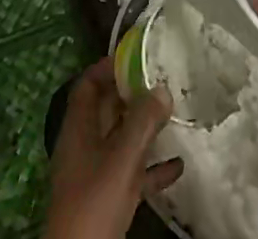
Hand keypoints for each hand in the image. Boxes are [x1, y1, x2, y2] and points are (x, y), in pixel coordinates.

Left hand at [44, 59, 183, 238]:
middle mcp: (85, 145)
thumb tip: (162, 88)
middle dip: (133, 95)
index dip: (107, 68)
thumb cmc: (95, 200)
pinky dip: (153, 167)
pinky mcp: (108, 198)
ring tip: (175, 116)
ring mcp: (96, 173)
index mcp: (78, 128)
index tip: (135, 57)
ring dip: (146, 130)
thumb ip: (141, 122)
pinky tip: (179, 166)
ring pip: (122, 141)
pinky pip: (133, 174)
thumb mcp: (121, 158)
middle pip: (107, 110)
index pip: (87, 85)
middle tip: (163, 81)